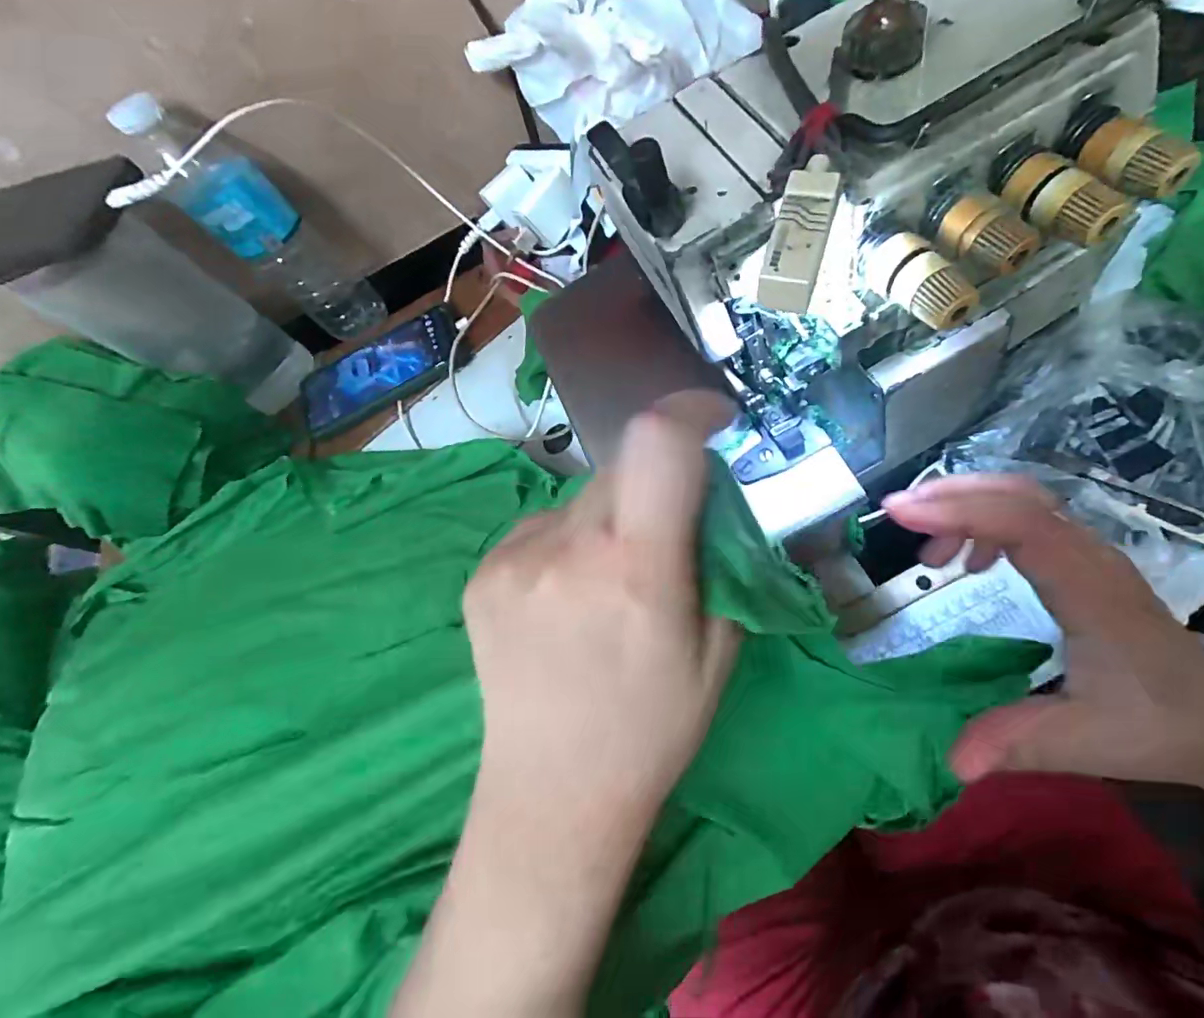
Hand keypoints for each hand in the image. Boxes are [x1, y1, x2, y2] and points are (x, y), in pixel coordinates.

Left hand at [463, 391, 741, 826]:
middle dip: (655, 484)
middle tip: (663, 539)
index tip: (713, 420)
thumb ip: (723, 559)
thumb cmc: (652, 729)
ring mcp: (513, 558)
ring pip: (580, 499)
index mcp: (639, 568)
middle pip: (621, 466)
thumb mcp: (719, 649)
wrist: (552, 791)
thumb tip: (712, 498)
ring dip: (608, 519)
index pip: (658, 442)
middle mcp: (568, 549)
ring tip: (607, 586)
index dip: (690, 411)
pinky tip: (565, 601)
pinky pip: (541, 526)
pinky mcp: (480, 572)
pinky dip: (566, 543)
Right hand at [882, 474, 1203, 791]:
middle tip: (900, 512)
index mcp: (1086, 588)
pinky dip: (987, 522)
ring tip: (929, 549)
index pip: (1021, 523)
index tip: (901, 514)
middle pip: (1018, 494)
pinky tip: (970, 562)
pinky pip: (1030, 519)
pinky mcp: (1084, 562)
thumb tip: (951, 763)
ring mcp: (1088, 554)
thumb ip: (1016, 742)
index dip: (959, 510)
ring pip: (1023, 499)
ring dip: (969, 505)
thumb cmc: (1155, 723)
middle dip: (953, 492)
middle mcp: (1088, 556)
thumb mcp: (1084, 741)